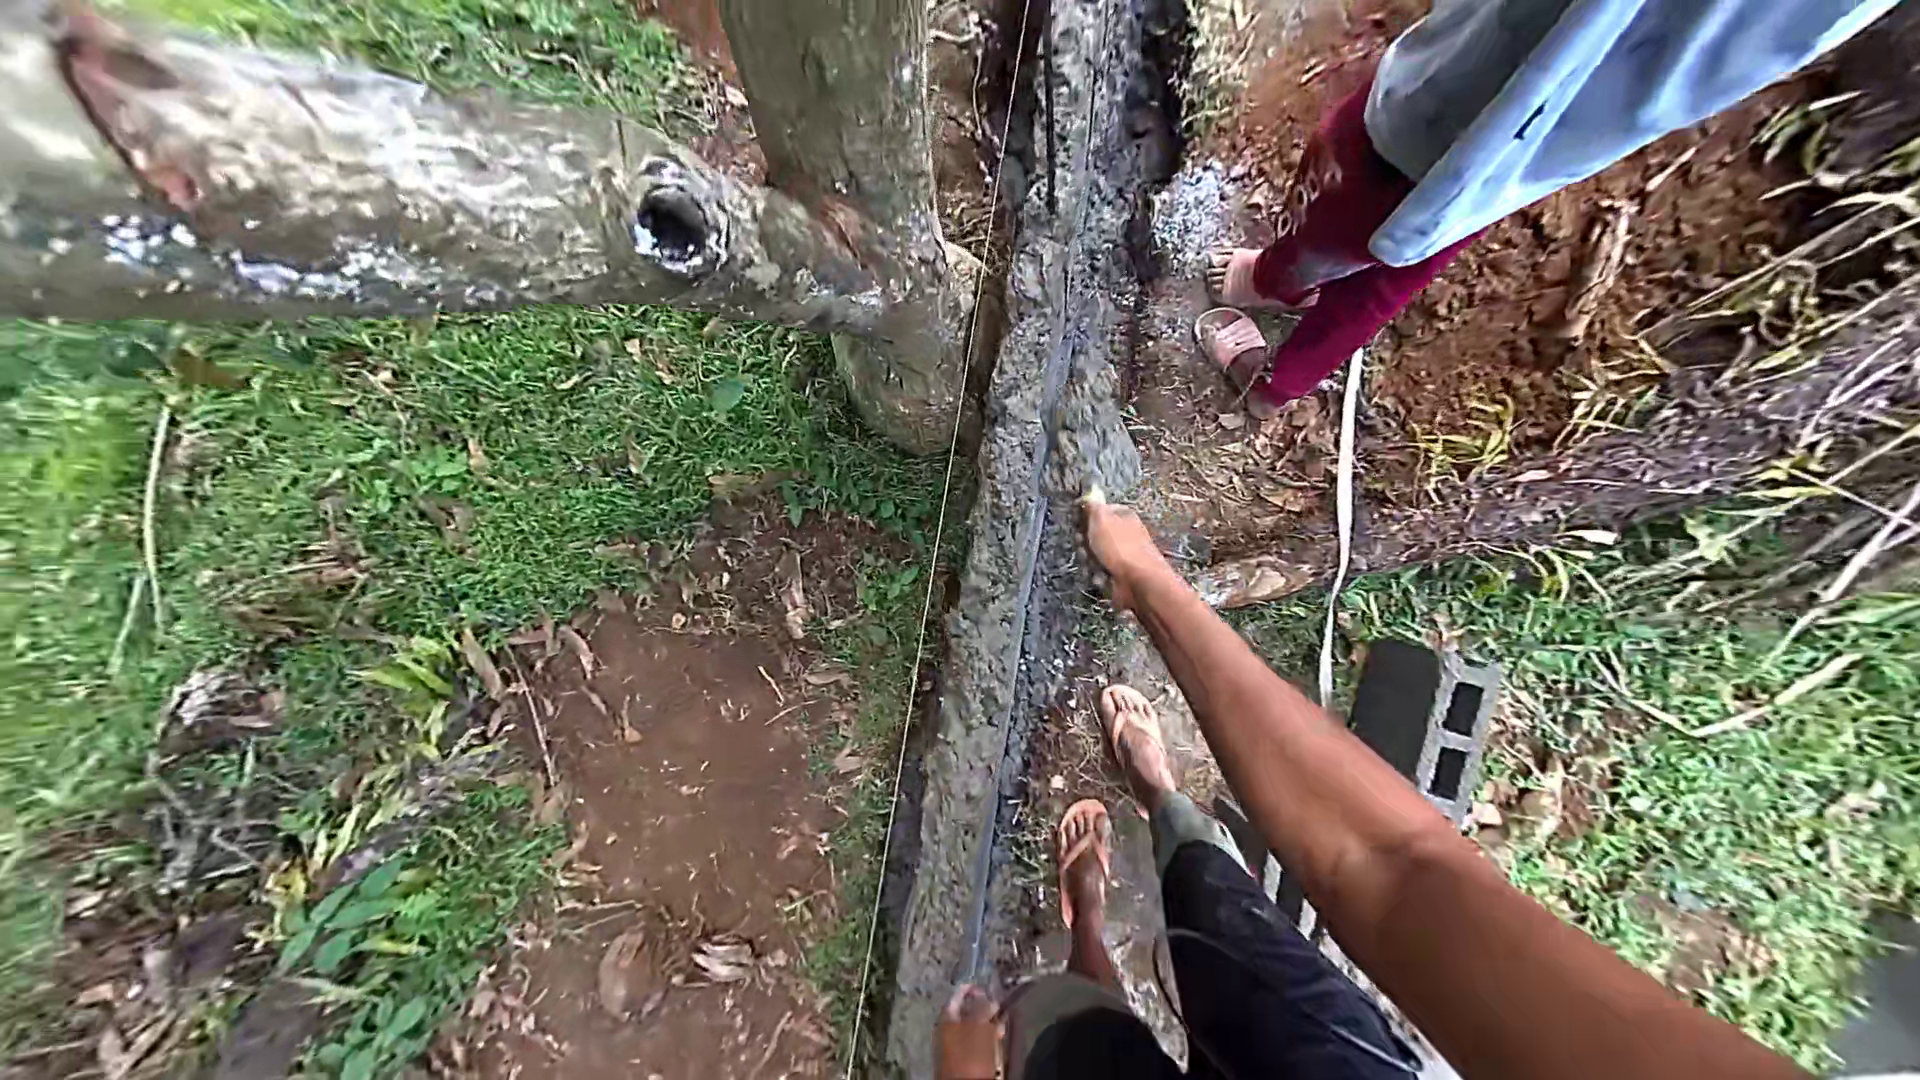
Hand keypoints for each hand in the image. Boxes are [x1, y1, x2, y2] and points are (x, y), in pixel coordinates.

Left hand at [935, 983, 1000, 1079]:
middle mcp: (947, 1030)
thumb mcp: (978, 1026)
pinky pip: (975, 1043)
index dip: (971, 989)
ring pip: (972, 1028)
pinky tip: (997, 1038)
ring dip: (987, 1024)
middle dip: (983, 1008)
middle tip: (997, 1007)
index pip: (956, 996)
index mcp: (946, 1018)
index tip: (985, 988)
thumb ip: (983, 1008)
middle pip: (965, 1012)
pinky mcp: (962, 1061)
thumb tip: (989, 999)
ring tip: (1001, 1024)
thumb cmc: (970, 1054)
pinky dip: (986, 1038)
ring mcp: (953, 1047)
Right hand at [1081, 491, 1167, 612]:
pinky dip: (1096, 576)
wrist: (1138, 582)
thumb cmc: (1122, 548)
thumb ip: (1092, 505)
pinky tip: (1102, 577)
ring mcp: (1120, 555)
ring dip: (1089, 561)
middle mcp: (1122, 534)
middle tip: (1087, 547)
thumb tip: (1089, 494)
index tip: (1080, 524)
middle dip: (1084, 543)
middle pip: (1091, 535)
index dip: (1085, 518)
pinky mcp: (1117, 574)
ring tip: (1096, 565)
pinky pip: (1097, 572)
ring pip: (1091, 556)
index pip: (1097, 511)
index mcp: (1122, 516)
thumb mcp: (1101, 518)